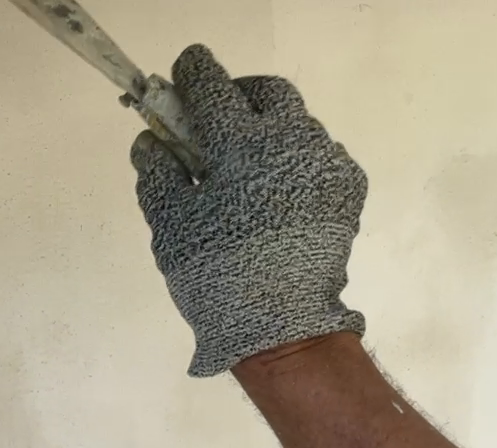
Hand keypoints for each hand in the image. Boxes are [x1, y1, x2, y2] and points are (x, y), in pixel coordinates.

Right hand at [132, 45, 368, 377]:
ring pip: (294, 125)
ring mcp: (326, 163)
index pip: (212, 88)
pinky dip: (290, 163)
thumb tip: (149, 141)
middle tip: (213, 118)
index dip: (192, 74)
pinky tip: (273, 198)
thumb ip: (158, 175)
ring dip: (265, 132)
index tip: (180, 70)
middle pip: (265, 93)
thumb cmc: (216, 276)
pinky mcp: (346, 190)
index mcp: (242, 143)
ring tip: (243, 172)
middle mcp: (293, 139)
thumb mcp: (172, 228)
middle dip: (236, 94)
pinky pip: (315, 158)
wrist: (280, 327)